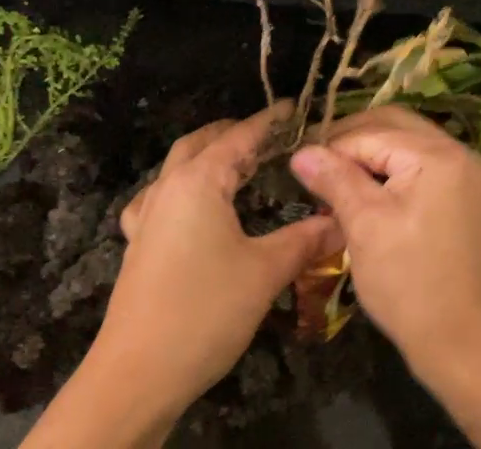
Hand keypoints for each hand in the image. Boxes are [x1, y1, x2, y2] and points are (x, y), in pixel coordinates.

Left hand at [102, 102, 342, 408]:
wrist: (138, 372)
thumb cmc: (205, 311)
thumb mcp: (265, 272)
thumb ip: (305, 240)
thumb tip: (342, 221)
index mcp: (199, 181)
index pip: (240, 136)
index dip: (269, 120)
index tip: (295, 107)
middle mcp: (169, 187)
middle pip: (203, 143)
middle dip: (236, 133)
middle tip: (272, 137)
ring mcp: (148, 215)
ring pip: (178, 167)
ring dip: (208, 157)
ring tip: (239, 165)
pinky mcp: (138, 242)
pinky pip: (159, 198)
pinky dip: (181, 188)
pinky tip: (191, 207)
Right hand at [289, 106, 480, 378]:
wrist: (462, 343)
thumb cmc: (409, 284)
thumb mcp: (364, 226)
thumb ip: (334, 179)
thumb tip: (300, 151)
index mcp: (437, 154)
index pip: (370, 132)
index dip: (331, 146)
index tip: (297, 163)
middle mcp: (457, 152)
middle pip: (392, 124)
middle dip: (350, 139)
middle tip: (313, 162)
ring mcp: (464, 173)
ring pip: (404, 142)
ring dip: (368, 152)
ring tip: (333, 177)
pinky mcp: (462, 194)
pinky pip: (418, 164)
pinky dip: (389, 169)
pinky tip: (363, 190)